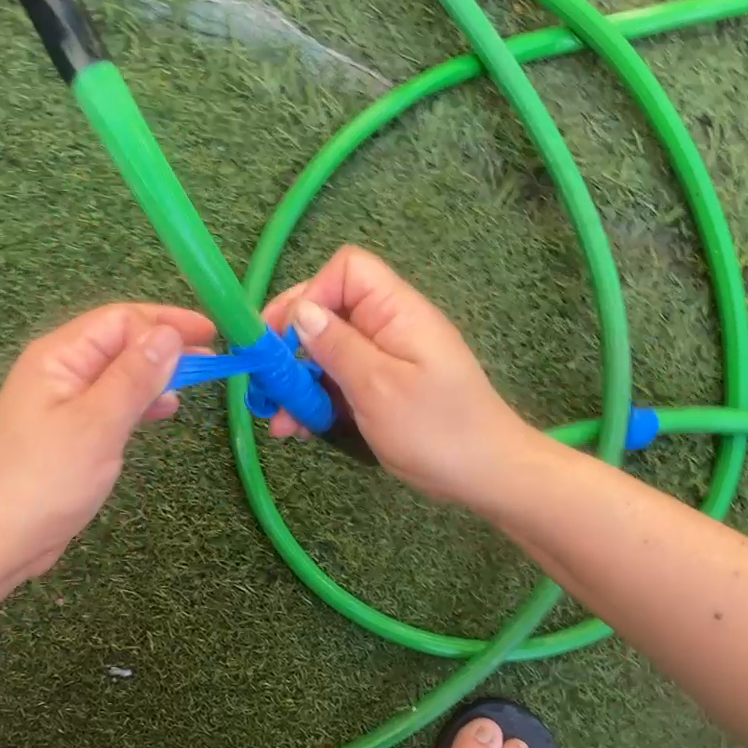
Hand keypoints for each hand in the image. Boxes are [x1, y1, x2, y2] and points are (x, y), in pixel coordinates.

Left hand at [0, 303, 214, 582]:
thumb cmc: (45, 479)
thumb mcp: (97, 425)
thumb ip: (134, 377)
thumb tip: (168, 333)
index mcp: (58, 356)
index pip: (120, 320)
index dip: (167, 322)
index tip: (211, 337)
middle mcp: (57, 371)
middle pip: (118, 343)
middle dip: (164, 346)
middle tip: (212, 360)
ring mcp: (59, 404)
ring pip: (115, 375)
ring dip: (153, 376)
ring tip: (192, 387)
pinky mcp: (65, 434)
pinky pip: (107, 404)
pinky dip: (136, 404)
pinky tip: (160, 413)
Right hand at [260, 246, 535, 503]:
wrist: (484, 476)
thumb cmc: (435, 428)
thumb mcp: (378, 386)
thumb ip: (337, 346)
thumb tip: (299, 310)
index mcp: (395, 312)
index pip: (346, 272)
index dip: (309, 295)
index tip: (281, 337)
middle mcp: (386, 328)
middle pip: (327, 313)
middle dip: (290, 345)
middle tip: (263, 378)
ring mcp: (382, 361)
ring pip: (324, 354)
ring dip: (295, 384)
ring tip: (276, 421)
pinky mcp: (377, 391)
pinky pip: (336, 385)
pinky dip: (313, 403)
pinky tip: (295, 430)